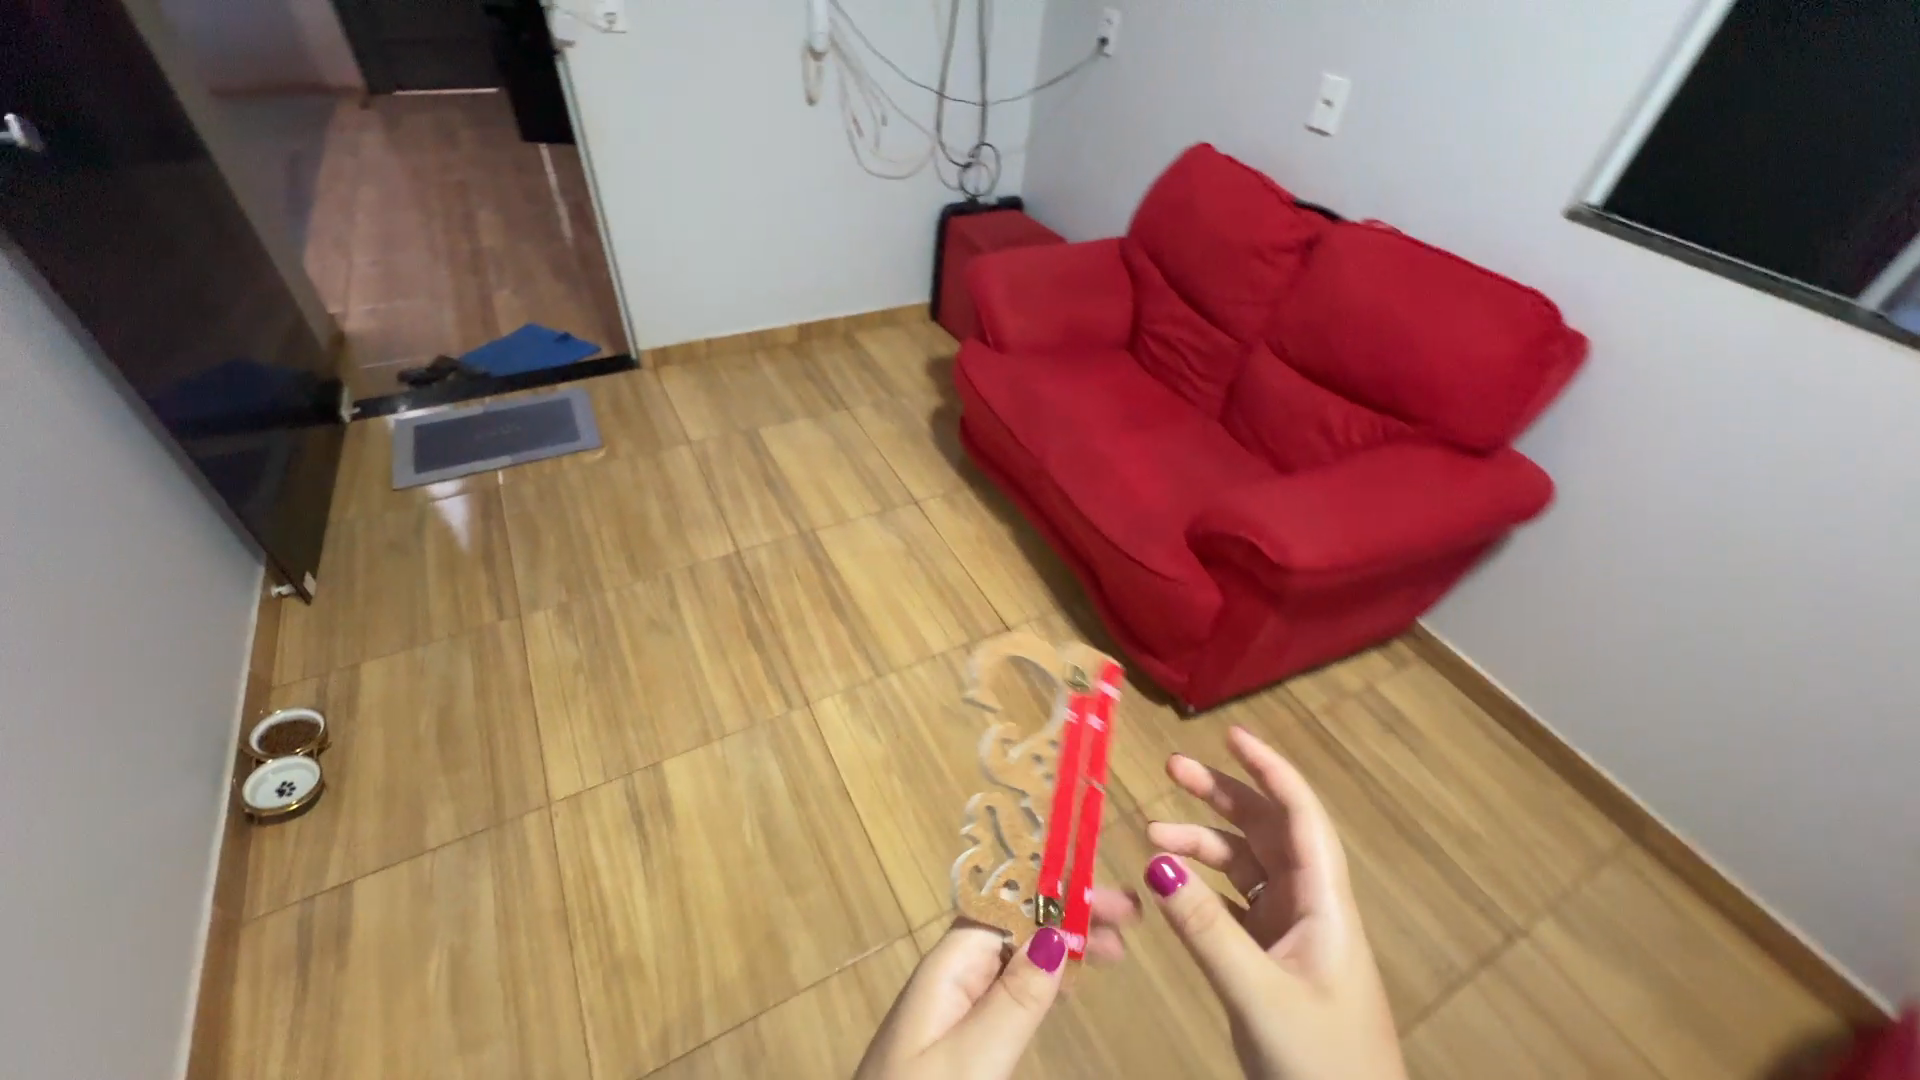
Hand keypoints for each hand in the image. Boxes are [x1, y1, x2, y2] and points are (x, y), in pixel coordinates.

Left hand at [855, 888, 1142, 1078]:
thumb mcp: (975, 1057)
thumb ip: (1016, 997)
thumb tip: (1056, 929)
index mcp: (948, 964)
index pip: (1007, 904)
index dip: (1058, 891)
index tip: (1108, 895)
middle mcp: (950, 973)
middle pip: (1015, 922)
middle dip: (1067, 911)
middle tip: (1127, 916)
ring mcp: (953, 1003)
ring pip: (1016, 953)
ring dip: (1062, 941)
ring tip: (1114, 948)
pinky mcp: (959, 1034)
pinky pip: (1008, 985)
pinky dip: (1044, 975)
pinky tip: (1066, 978)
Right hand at [1143, 726, 1406, 1079]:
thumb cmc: (1321, 1066)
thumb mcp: (1258, 994)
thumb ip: (1205, 929)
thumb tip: (1156, 863)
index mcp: (1325, 905)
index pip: (1301, 817)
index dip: (1270, 771)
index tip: (1231, 736)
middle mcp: (1309, 908)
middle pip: (1267, 832)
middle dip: (1222, 796)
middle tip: (1172, 770)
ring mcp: (1290, 935)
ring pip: (1244, 868)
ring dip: (1201, 847)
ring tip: (1150, 840)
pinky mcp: (1270, 961)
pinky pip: (1230, 906)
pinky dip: (1200, 890)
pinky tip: (1169, 889)